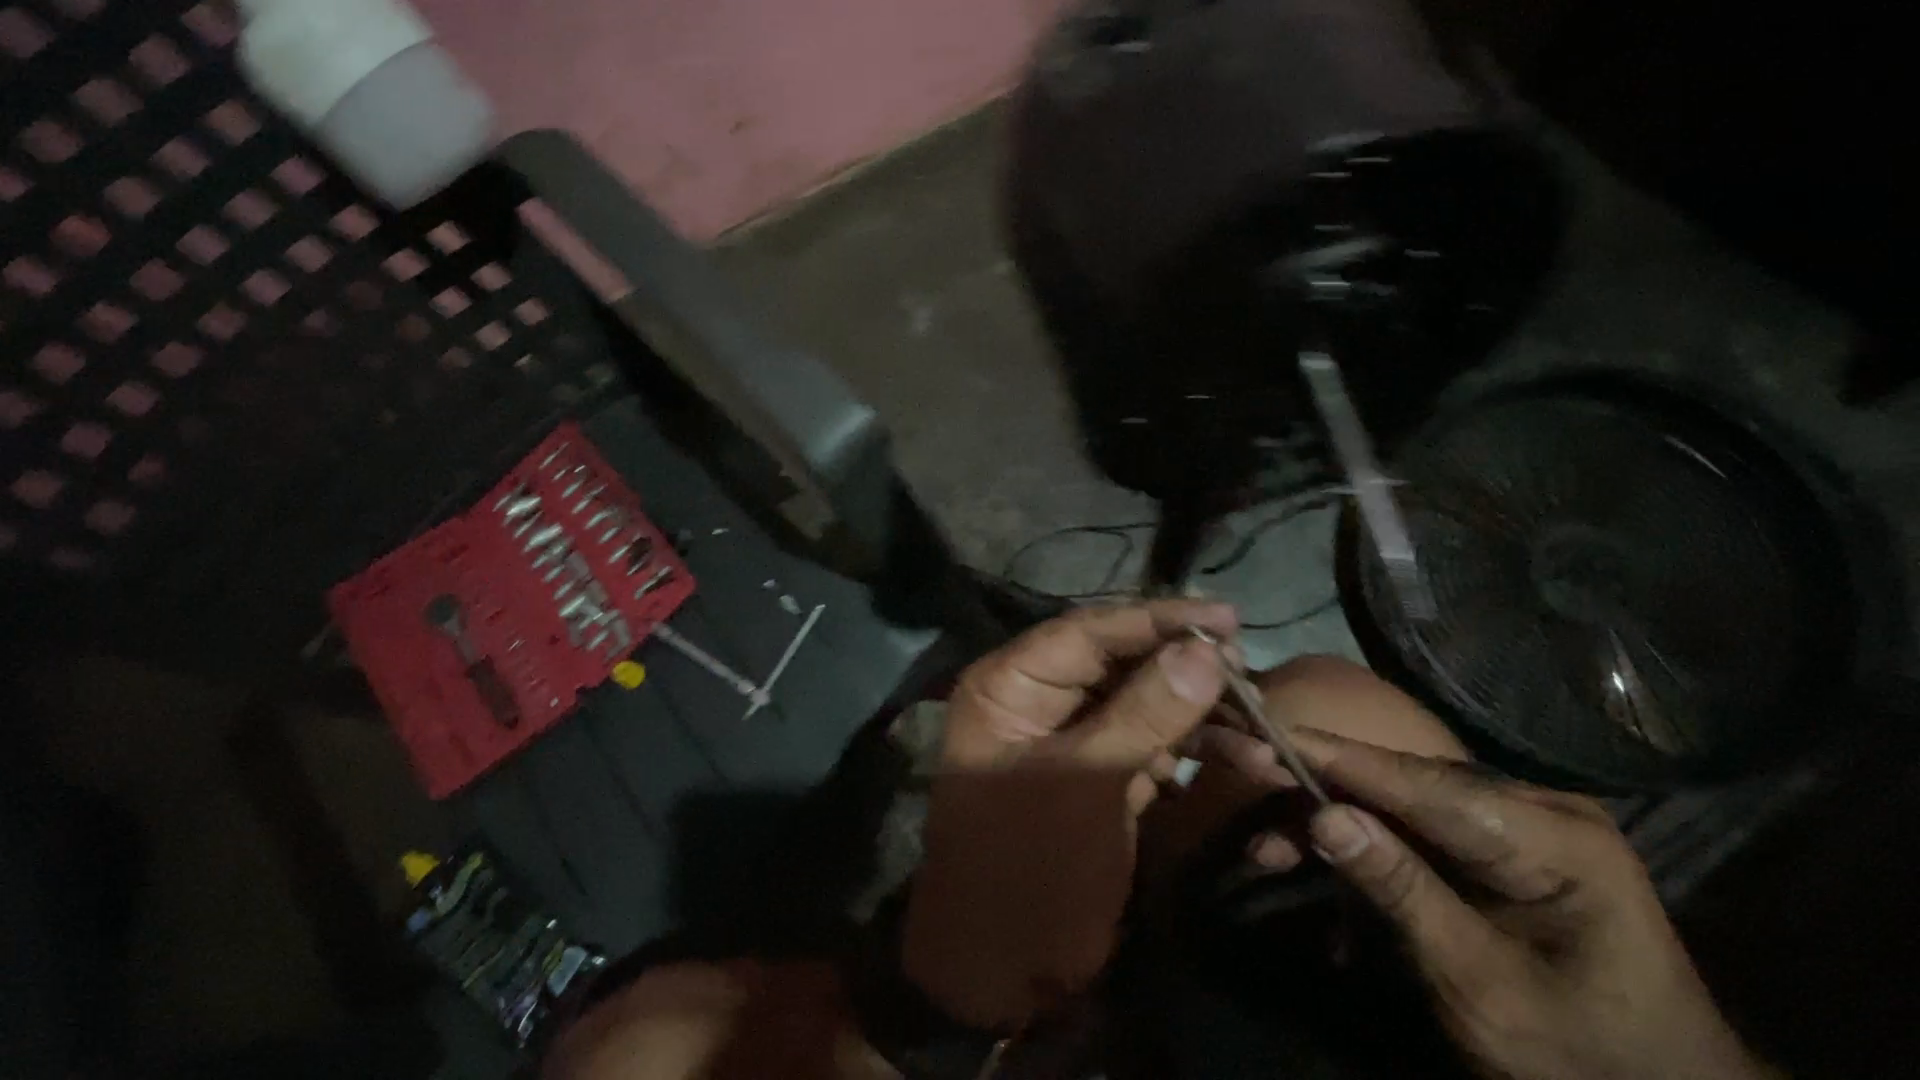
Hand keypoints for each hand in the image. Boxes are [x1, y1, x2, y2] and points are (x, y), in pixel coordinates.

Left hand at [901, 601, 1233, 1030]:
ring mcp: (1072, 742)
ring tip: (1261, 718)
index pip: (1089, 631)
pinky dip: (1196, 749)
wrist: (1001, 968)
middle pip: (1120, 662)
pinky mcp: (1102, 779)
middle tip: (1249, 668)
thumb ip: (1144, 713)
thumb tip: (1205, 651)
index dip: (1157, 620)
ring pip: (1143, 704)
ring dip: (1201, 711)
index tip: (1229, 619)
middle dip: (1185, 665)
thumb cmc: (1026, 865)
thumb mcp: (1082, 783)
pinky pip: (1154, 746)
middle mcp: (1038, 702)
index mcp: (1010, 686)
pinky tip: (1247, 756)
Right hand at [1290, 728, 1775, 1079]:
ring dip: (1330, 825)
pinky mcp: (1497, 847)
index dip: (1337, 757)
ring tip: (1263, 853)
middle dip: (1318, 788)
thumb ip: (1402, 892)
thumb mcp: (1481, 984)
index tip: (1265, 731)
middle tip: (1240, 775)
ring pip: (1398, 805)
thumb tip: (1324, 816)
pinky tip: (1315, 870)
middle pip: (1402, 784)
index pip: (1424, 783)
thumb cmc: (1579, 1052)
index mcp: (1554, 839)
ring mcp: (1517, 827)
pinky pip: (1415, 832)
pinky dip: (1363, 850)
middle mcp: (1536, 810)